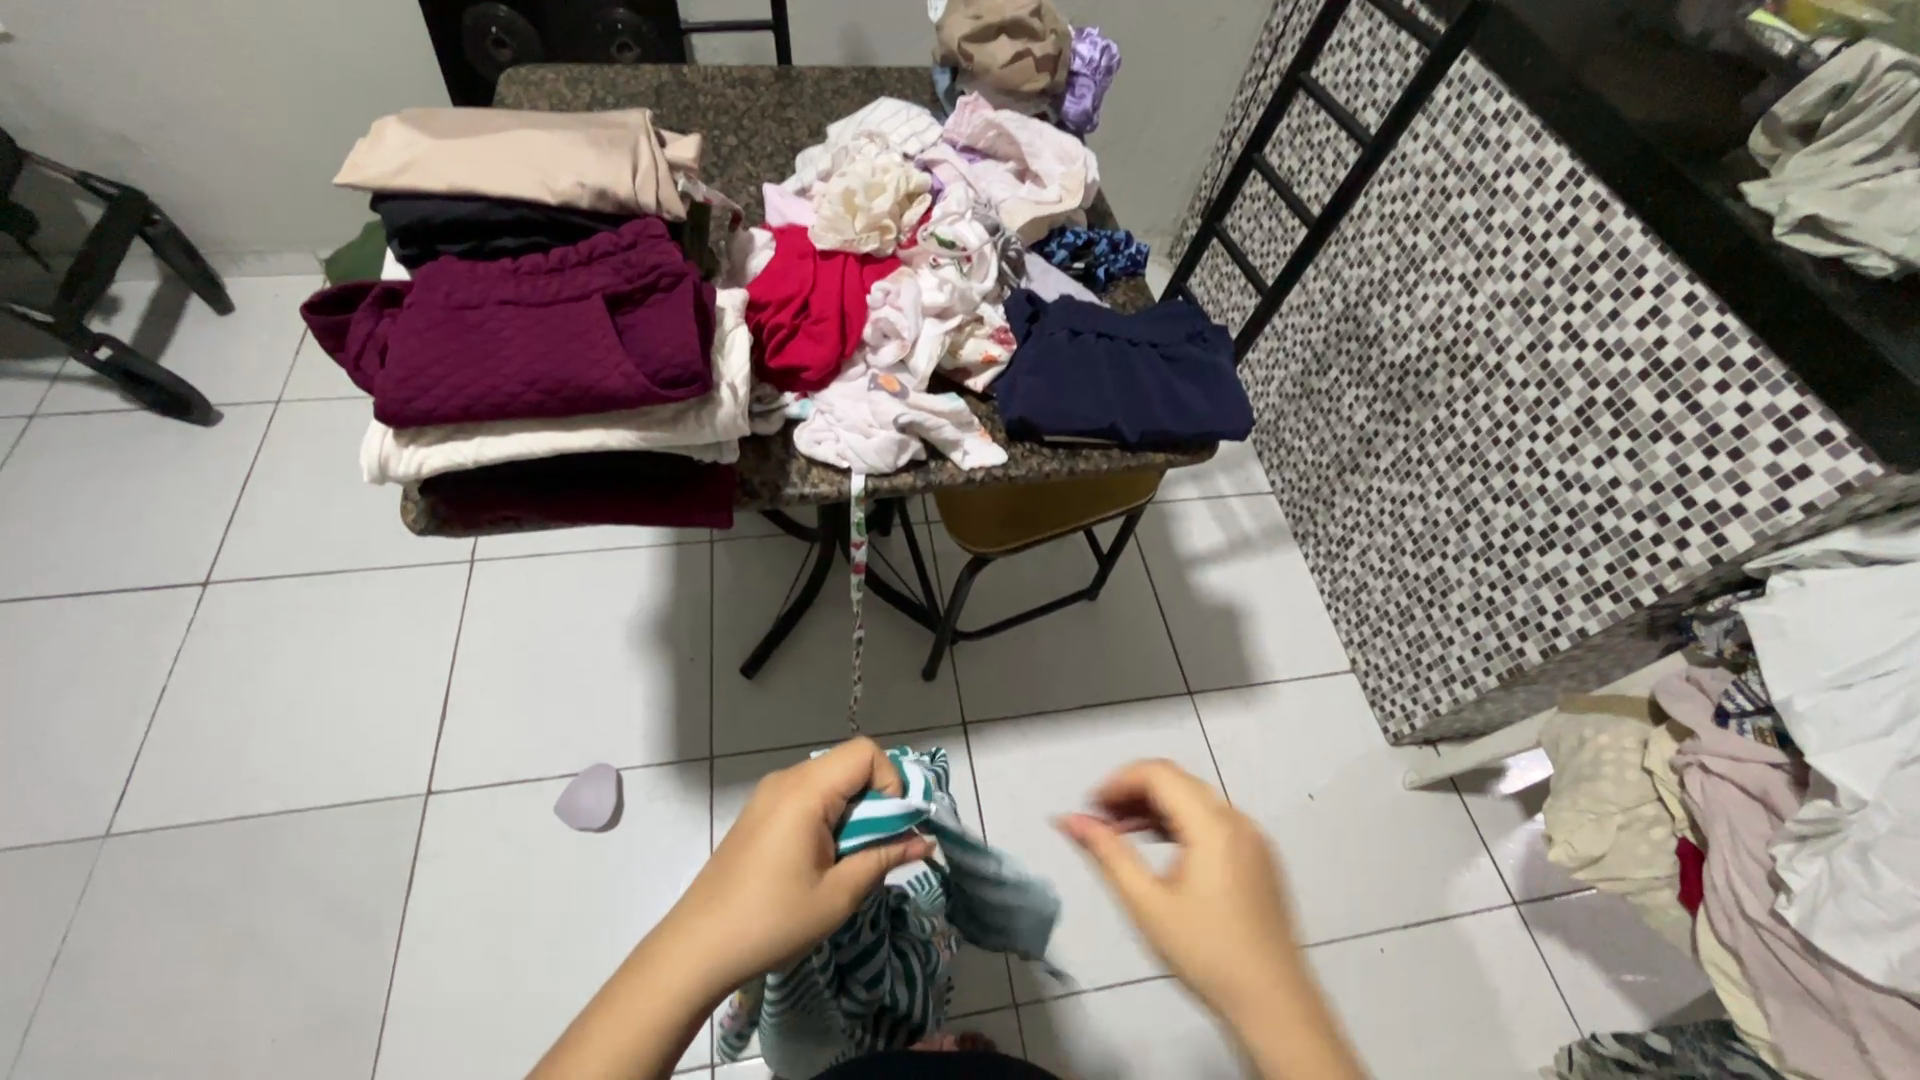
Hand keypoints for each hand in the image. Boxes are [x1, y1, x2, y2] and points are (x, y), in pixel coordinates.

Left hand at [661, 737, 933, 994]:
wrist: (698, 948)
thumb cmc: (772, 921)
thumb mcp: (839, 894)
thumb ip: (885, 858)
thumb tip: (925, 841)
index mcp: (805, 791)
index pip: (866, 752)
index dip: (890, 782)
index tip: (890, 828)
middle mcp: (787, 780)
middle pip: (849, 764)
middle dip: (876, 800)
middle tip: (876, 849)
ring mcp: (769, 794)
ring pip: (831, 781)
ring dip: (853, 812)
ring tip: (848, 860)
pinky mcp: (761, 813)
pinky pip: (809, 796)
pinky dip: (830, 817)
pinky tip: (822, 860)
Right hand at [1056, 759, 1303, 1025]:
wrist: (1274, 1004)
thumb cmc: (1205, 954)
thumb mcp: (1146, 903)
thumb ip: (1107, 853)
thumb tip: (1068, 819)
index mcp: (1213, 825)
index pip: (1158, 773)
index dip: (1117, 782)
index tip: (1089, 808)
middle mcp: (1237, 820)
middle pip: (1177, 781)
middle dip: (1133, 792)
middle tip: (1099, 820)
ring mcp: (1253, 837)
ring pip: (1195, 798)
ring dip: (1155, 806)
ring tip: (1121, 833)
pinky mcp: (1260, 856)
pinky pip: (1214, 820)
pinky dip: (1181, 821)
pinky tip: (1160, 848)